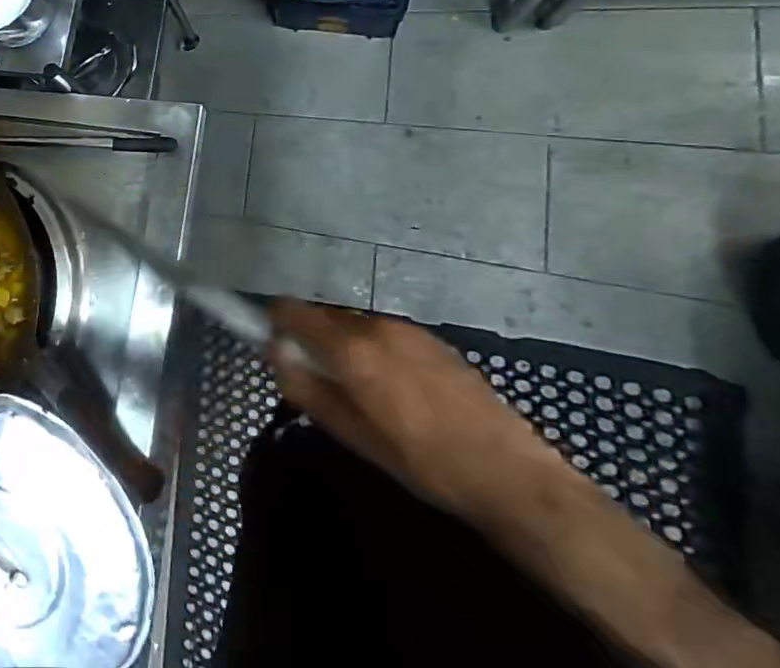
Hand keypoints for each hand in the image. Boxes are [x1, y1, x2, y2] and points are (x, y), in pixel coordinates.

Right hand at [267, 300, 552, 515]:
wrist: (505, 469)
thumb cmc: (420, 461)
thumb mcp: (352, 434)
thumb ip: (305, 387)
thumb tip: (274, 352)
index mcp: (351, 348)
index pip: (293, 311)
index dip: (276, 322)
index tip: (275, 347)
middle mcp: (376, 326)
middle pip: (325, 317)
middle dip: (312, 340)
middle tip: (320, 382)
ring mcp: (408, 329)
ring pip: (356, 325)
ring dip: (344, 345)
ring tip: (362, 392)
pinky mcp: (432, 338)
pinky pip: (385, 333)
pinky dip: (374, 349)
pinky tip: (396, 389)